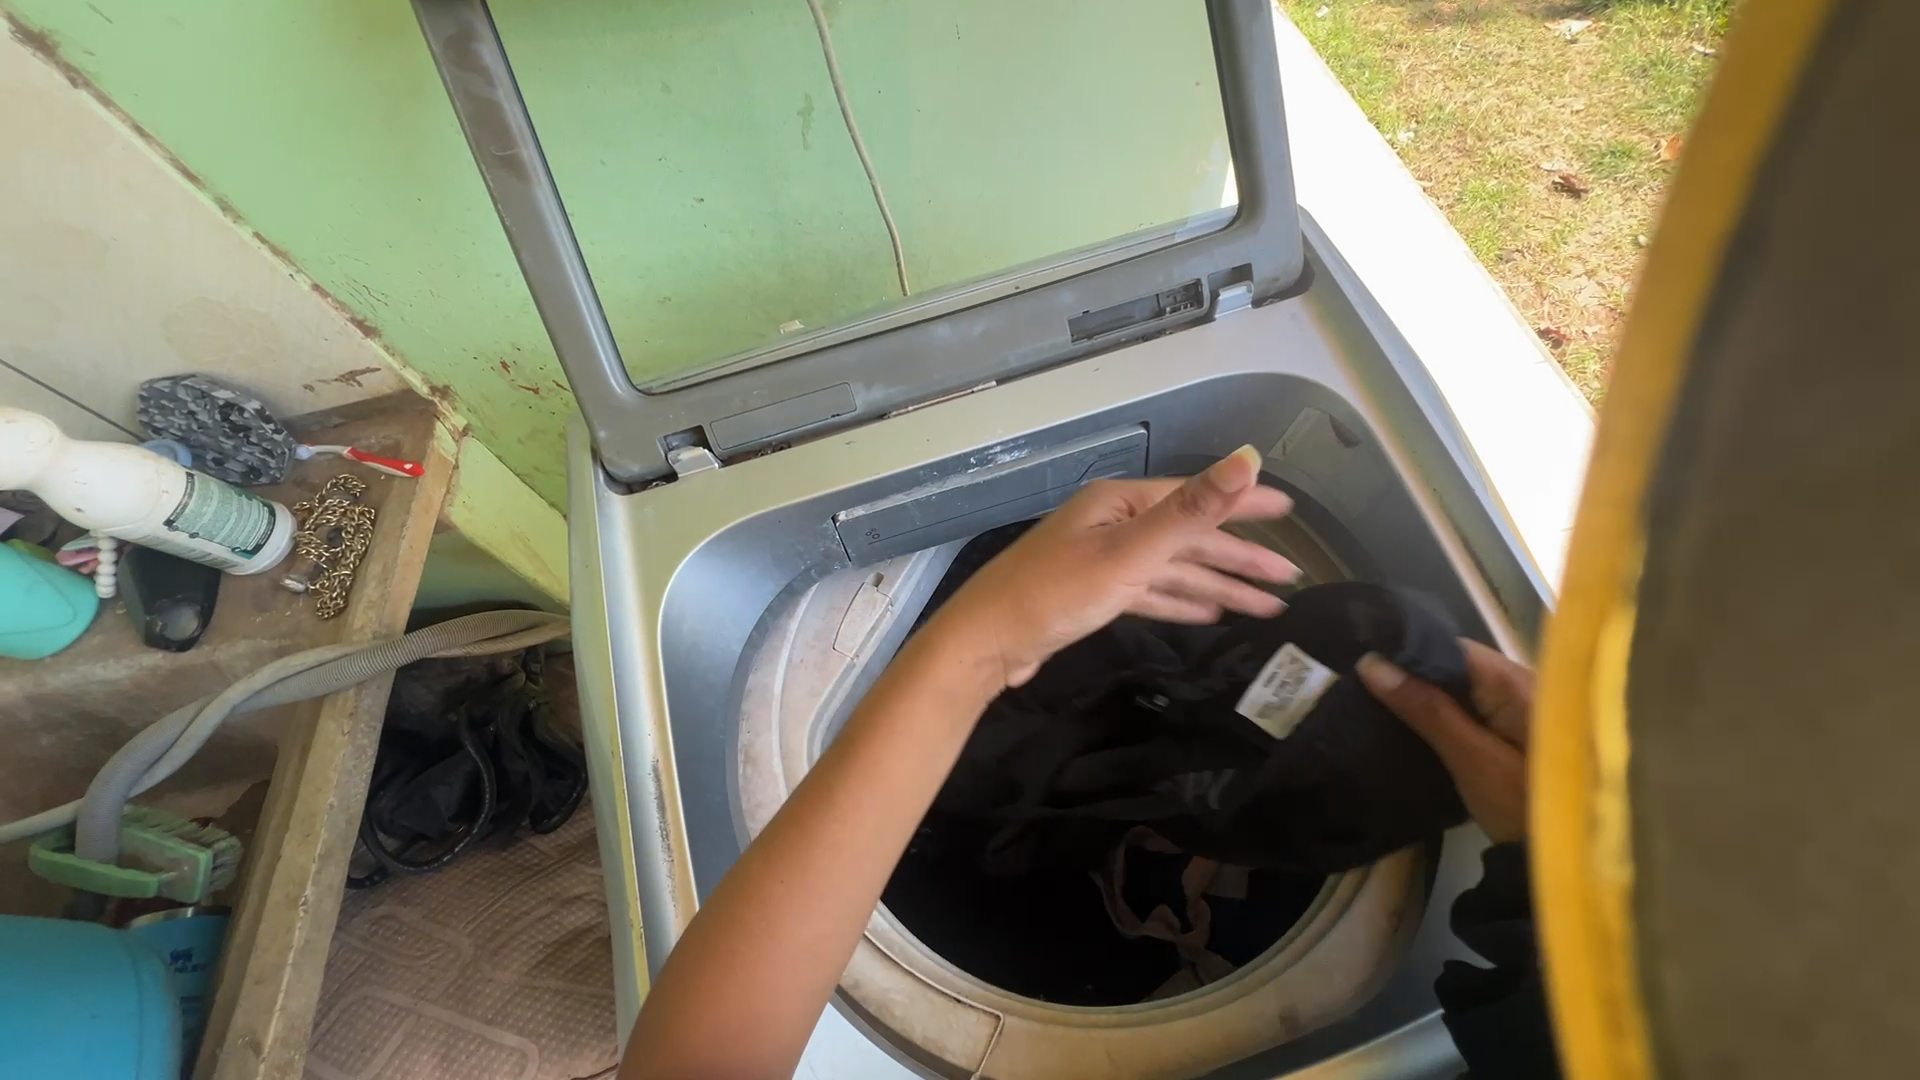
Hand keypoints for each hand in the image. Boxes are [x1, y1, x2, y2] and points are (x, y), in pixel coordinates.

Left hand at [931, 445, 1299, 688]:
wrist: (988, 642)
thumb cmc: (1056, 593)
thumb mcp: (1129, 552)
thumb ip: (1190, 511)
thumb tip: (1248, 459)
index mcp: (1120, 504)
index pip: (1195, 497)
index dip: (1243, 504)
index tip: (1289, 512)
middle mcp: (1112, 525)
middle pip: (1187, 538)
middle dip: (1239, 558)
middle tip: (1290, 578)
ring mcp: (1101, 561)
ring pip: (1171, 570)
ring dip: (1217, 586)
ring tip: (1266, 607)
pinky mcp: (1093, 595)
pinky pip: (1149, 593)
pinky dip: (1180, 601)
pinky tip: (1209, 614)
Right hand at [1357, 640, 1533, 842]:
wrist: (1579, 865)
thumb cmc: (1525, 808)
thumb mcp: (1470, 759)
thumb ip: (1425, 708)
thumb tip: (1370, 663)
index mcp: (1520, 683)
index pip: (1452, 647)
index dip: (1408, 653)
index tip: (1367, 666)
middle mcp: (1532, 681)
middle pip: (1460, 662)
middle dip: (1417, 673)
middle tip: (1369, 687)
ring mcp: (1535, 703)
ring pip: (1468, 681)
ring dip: (1432, 692)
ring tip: (1387, 701)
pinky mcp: (1530, 723)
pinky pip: (1481, 700)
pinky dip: (1453, 708)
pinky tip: (1426, 721)